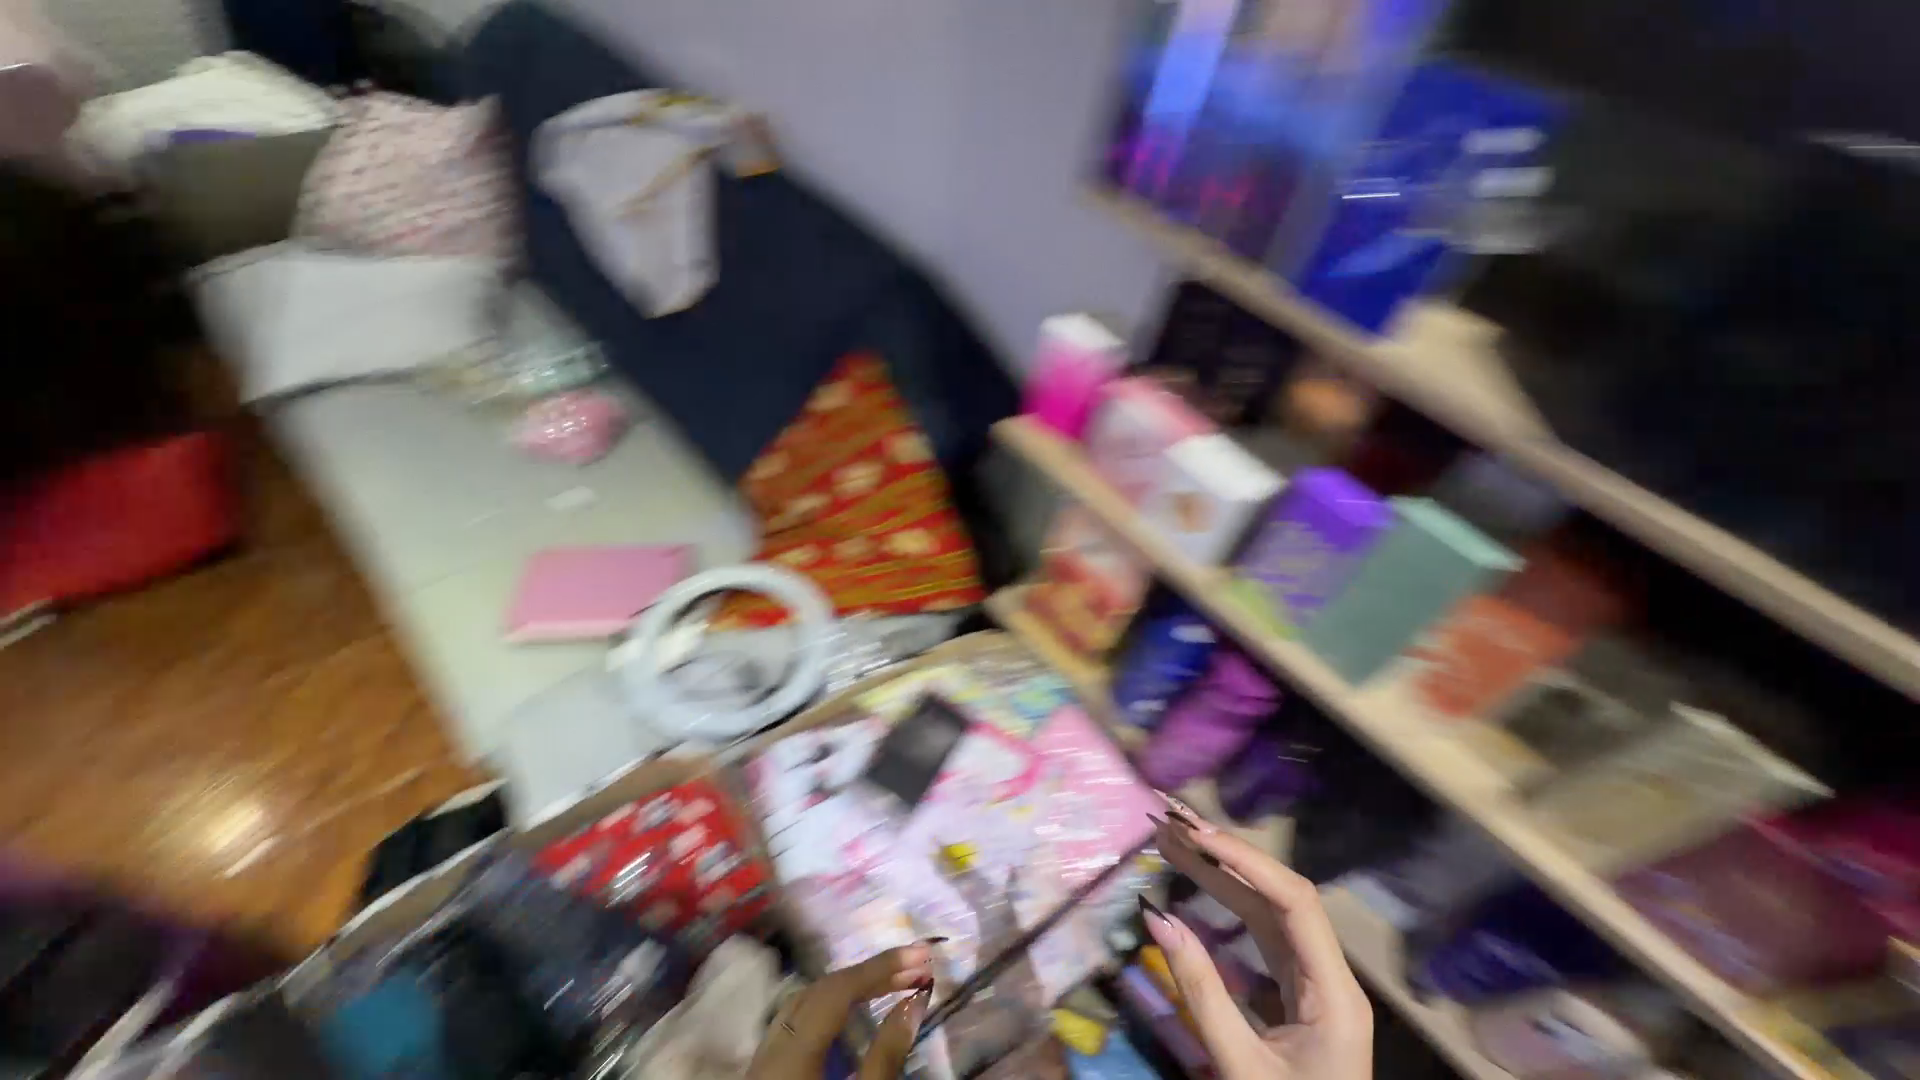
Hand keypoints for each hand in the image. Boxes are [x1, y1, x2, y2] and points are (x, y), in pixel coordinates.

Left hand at [746, 943, 934, 1079]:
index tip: (923, 956)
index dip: (882, 967)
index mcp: (792, 1053)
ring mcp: (764, 1059)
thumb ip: (885, 1056)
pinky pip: (797, 1020)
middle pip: (821, 990)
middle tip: (917, 967)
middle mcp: (773, 1046)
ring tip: (891, 981)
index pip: (839, 990)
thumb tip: (913, 1003)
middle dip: (871, 974)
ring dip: (850, 986)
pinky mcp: (766, 1072)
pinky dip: (830, 1005)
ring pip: (805, 1001)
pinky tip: (854, 1011)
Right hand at [1146, 808, 1372, 1079]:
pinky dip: (1227, 906)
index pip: (1295, 901)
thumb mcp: (1241, 1066)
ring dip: (1221, 875)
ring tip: (1174, 842)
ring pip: (1268, 911)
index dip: (1245, 861)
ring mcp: (1315, 983)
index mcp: (1335, 992)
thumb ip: (1201, 993)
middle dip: (1227, 857)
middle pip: (1281, 896)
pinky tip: (1198, 884)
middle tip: (1173, 826)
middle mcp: (1330, 975)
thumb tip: (1157, 917)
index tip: (1196, 838)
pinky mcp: (1297, 993)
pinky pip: (1263, 935)